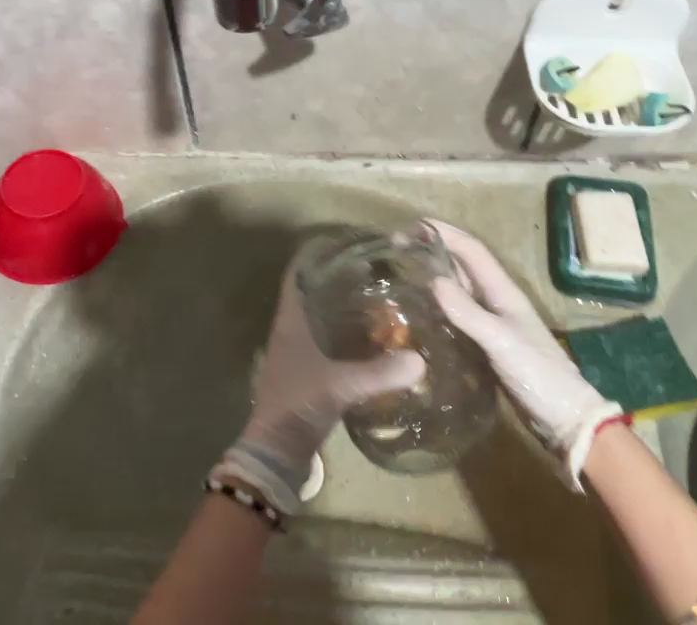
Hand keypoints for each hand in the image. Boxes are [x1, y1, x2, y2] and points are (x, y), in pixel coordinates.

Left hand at [215, 248, 424, 514]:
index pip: (297, 275)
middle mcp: (290, 332)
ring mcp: (296, 355)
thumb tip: (420, 359)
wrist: (276, 452)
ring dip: (341, 309)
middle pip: (312, 294)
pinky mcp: (306, 376)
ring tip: (376, 300)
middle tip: (373, 270)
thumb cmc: (298, 405)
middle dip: (338, 281)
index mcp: (290, 322)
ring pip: (319, 320)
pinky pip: (327, 345)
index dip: (315, 256)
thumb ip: (380, 372)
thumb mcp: (341, 385)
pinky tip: (370, 342)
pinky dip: (345, 338)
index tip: (345, 244)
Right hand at [427, 219, 621, 489]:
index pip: (471, 250)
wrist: (564, 418)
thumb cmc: (538, 374)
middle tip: (396, 250)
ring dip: (432, 277)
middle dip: (433, 250)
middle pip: (462, 265)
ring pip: (458, 290)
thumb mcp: (500, 341)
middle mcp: (496, 301)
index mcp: (503, 292)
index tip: (409, 227)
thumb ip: (468, 312)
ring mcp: (492, 324)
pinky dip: (437, 308)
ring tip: (401, 276)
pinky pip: (456, 317)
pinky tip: (418, 315)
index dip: (444, 233)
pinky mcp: (485, 346)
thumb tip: (433, 280)